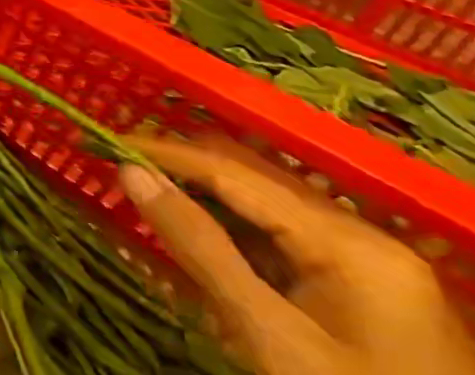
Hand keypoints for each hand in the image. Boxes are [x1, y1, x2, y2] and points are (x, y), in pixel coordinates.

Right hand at [121, 137, 474, 374]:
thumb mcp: (267, 334)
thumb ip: (198, 247)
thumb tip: (129, 172)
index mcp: (349, 241)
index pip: (231, 171)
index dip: (161, 153)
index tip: (100, 142)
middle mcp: (365, 236)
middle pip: (252, 180)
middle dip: (180, 169)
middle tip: (116, 167)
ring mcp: (374, 264)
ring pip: (265, 207)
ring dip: (203, 198)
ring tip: (146, 198)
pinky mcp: (370, 290)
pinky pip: (285, 240)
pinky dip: (234, 233)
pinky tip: (200, 242)